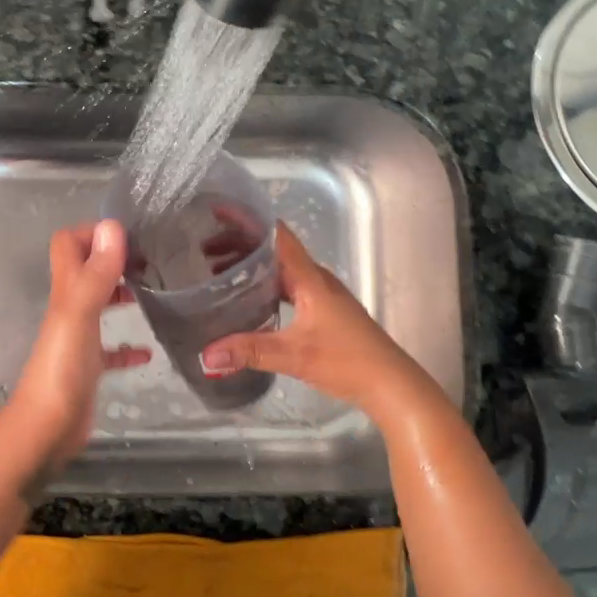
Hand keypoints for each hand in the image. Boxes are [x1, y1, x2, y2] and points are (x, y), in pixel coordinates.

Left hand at [6, 220, 151, 466]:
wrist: (46, 430)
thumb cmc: (62, 370)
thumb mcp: (79, 314)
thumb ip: (95, 273)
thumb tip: (112, 226)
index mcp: (65, 293)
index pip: (68, 244)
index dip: (93, 232)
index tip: (130, 234)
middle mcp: (69, 310)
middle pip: (87, 271)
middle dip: (116, 260)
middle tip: (153, 260)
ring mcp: (78, 339)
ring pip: (100, 306)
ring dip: (123, 296)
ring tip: (157, 292)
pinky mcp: (88, 368)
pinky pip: (110, 350)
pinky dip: (129, 346)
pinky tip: (149, 352)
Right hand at [199, 224, 421, 409]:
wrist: (391, 384)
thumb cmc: (347, 360)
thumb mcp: (293, 356)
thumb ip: (249, 351)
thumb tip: (207, 355)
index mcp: (310, 278)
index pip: (277, 236)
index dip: (248, 220)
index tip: (219, 212)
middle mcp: (315, 279)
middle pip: (274, 250)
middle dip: (240, 244)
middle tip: (205, 248)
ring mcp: (321, 295)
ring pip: (279, 270)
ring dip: (250, 266)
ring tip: (216, 272)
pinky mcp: (323, 311)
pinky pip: (286, 287)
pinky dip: (262, 286)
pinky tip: (247, 302)